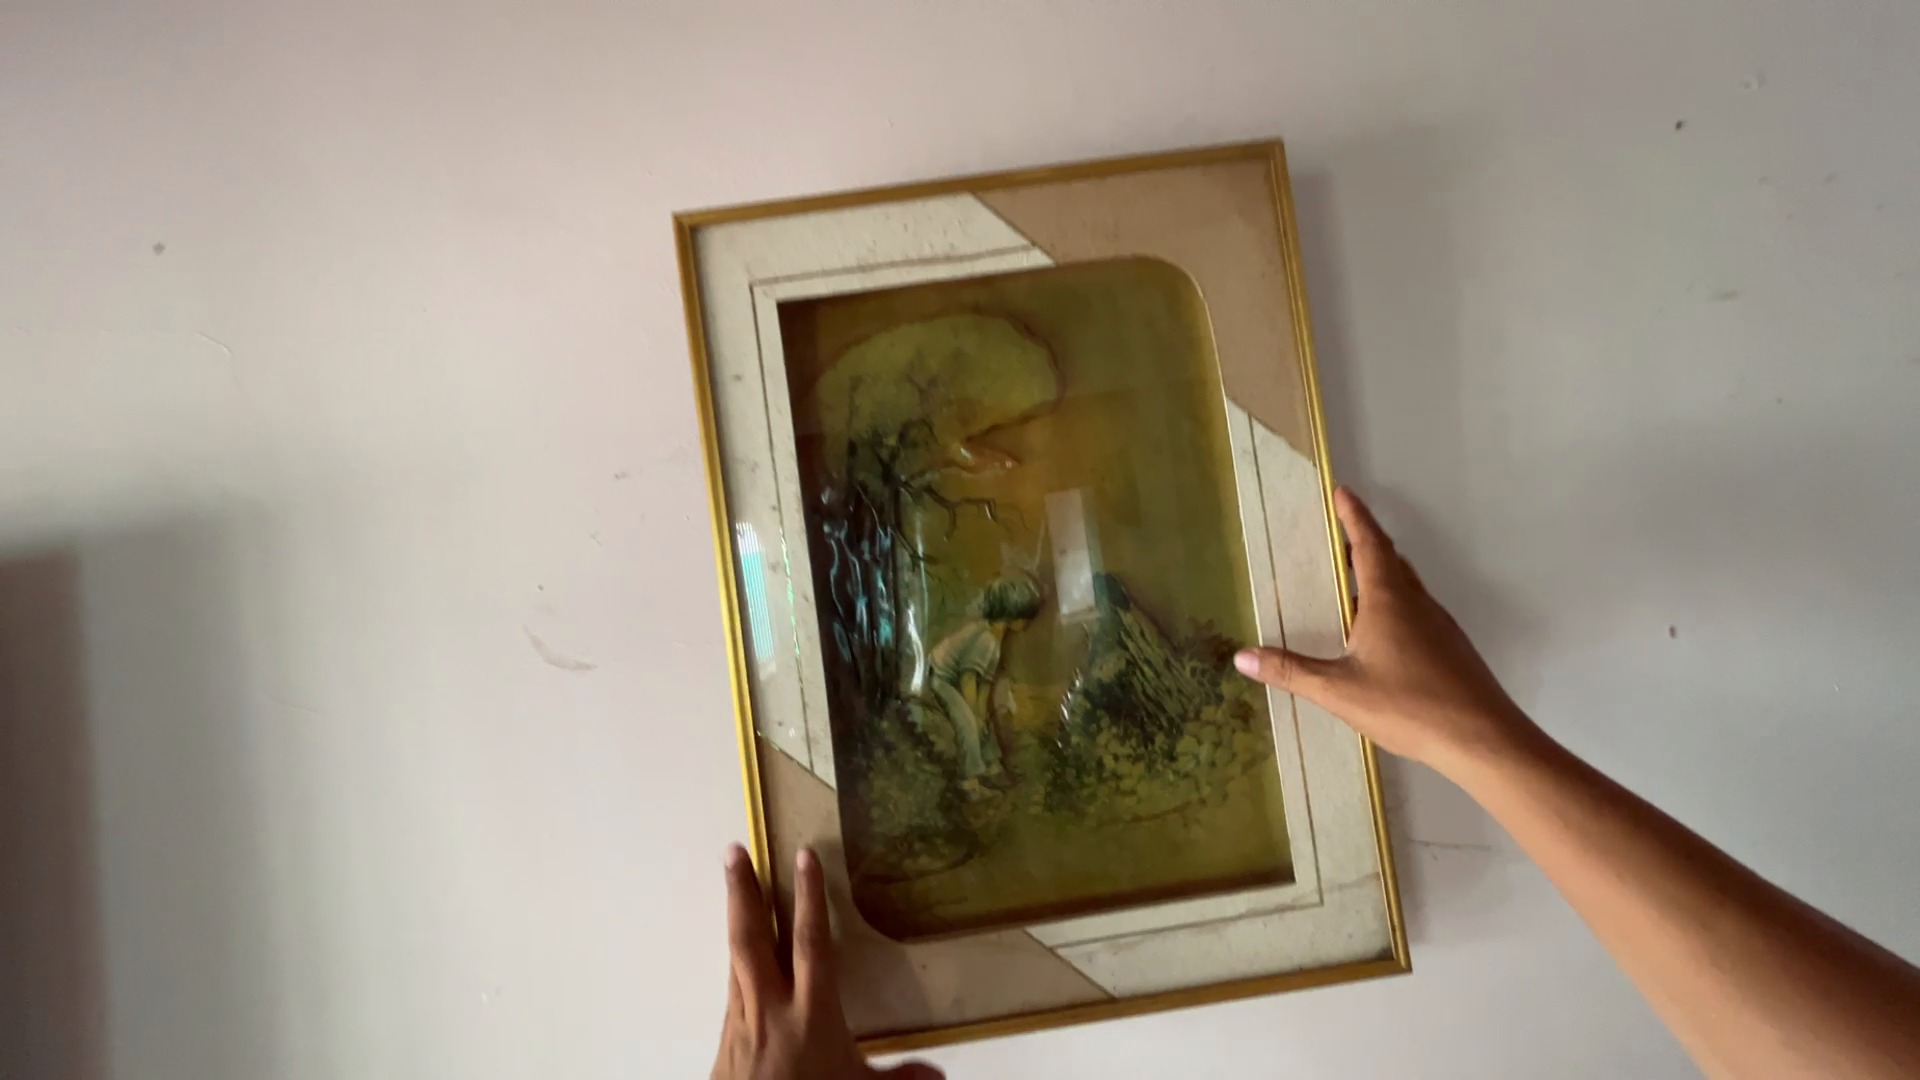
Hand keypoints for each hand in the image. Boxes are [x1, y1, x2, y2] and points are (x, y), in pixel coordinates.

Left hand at [712, 844, 942, 1079]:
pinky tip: (738, 947)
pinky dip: (734, 956)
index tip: (804, 855)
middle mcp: (770, 1008)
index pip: (810, 943)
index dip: (810, 898)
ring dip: (733, 914)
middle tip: (733, 850)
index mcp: (810, 1013)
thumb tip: (941, 1075)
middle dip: (743, 892)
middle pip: (751, 939)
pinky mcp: (723, 1040)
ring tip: (731, 875)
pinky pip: (730, 985)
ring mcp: (740, 1022)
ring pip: (734, 956)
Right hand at [1233, 487, 1544, 777]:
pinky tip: (1375, 635)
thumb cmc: (1409, 705)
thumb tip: (1241, 656)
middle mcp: (1417, 604)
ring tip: (1348, 583)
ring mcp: (1439, 627)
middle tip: (1336, 536)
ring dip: (1378, 575)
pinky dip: (1391, 604)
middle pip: (1390, 561)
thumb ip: (1290, 671)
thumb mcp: (1338, 690)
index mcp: (1389, 601)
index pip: (1369, 545)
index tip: (1342, 491)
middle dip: (1364, 543)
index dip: (1354, 517)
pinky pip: (1414, 612)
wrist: (1486, 743)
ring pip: (1405, 588)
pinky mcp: (1450, 650)